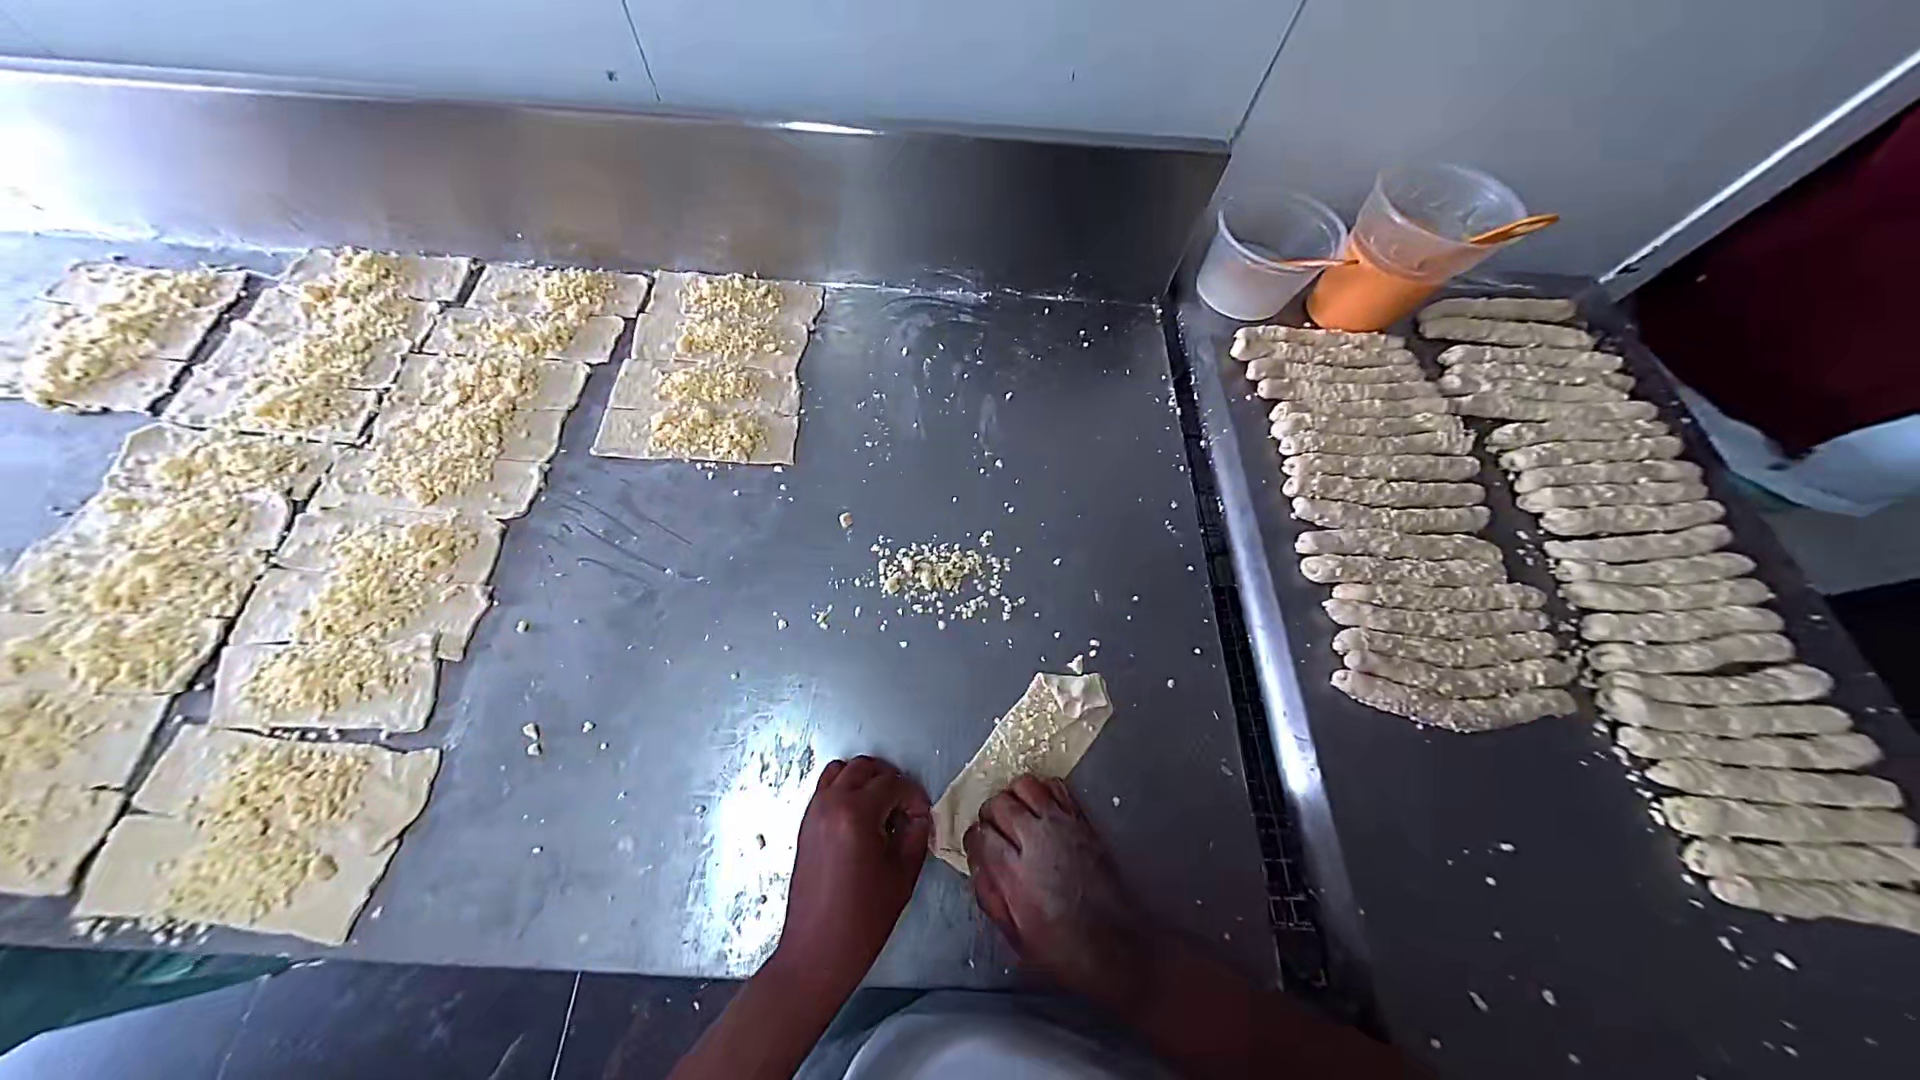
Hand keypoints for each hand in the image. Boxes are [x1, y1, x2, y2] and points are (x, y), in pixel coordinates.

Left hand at [771, 755, 930, 992]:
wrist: (817, 951)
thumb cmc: (862, 919)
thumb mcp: (903, 874)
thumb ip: (915, 834)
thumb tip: (917, 816)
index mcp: (856, 813)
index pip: (893, 783)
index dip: (914, 796)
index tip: (922, 814)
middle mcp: (831, 803)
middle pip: (865, 767)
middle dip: (890, 780)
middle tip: (905, 805)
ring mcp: (814, 812)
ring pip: (842, 770)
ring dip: (865, 779)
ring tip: (883, 806)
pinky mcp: (806, 824)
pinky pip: (827, 788)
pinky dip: (846, 789)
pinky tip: (862, 818)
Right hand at [963, 775, 1149, 1007]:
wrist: (1116, 946)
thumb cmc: (1062, 950)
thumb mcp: (1014, 936)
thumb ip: (989, 895)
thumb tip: (977, 863)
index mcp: (1014, 872)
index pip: (980, 834)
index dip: (974, 839)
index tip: (978, 847)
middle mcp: (1036, 840)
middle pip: (998, 803)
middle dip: (989, 814)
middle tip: (994, 830)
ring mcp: (1062, 825)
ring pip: (1025, 785)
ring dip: (1014, 796)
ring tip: (1016, 814)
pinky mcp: (1082, 821)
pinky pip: (1056, 786)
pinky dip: (1043, 790)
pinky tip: (1041, 809)